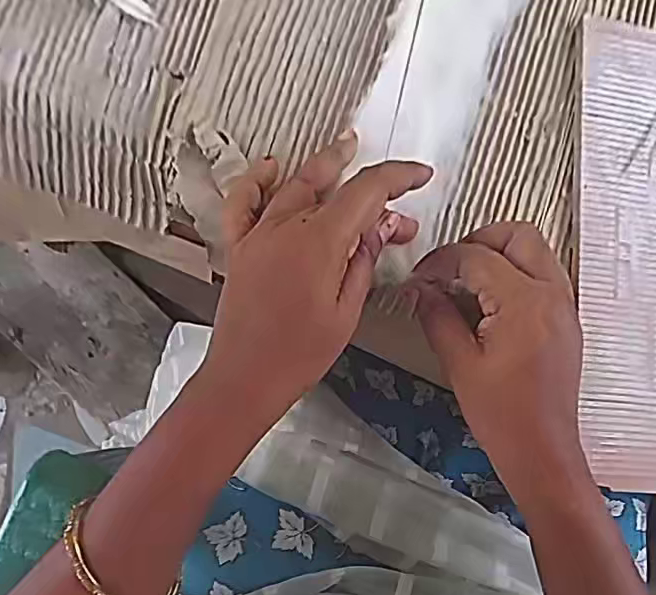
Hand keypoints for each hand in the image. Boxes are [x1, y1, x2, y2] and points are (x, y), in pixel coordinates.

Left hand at [206, 133, 430, 419]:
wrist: (245, 379)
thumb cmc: (293, 358)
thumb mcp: (345, 314)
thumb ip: (363, 264)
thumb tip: (379, 230)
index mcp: (319, 244)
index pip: (366, 191)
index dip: (397, 178)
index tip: (416, 177)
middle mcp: (285, 230)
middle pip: (333, 185)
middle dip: (368, 181)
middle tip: (391, 187)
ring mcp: (258, 237)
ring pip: (293, 184)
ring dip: (322, 166)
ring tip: (342, 153)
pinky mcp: (239, 250)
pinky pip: (243, 201)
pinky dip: (258, 180)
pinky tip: (271, 169)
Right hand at [410, 222, 587, 497]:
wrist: (540, 448)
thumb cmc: (503, 416)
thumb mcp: (460, 366)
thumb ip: (438, 319)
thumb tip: (422, 291)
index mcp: (523, 303)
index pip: (477, 257)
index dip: (441, 261)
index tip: (421, 276)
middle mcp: (552, 294)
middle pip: (517, 235)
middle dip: (477, 242)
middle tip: (446, 268)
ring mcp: (565, 306)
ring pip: (535, 251)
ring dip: (499, 255)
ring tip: (465, 284)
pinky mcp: (566, 321)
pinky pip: (543, 277)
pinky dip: (515, 275)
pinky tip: (488, 304)